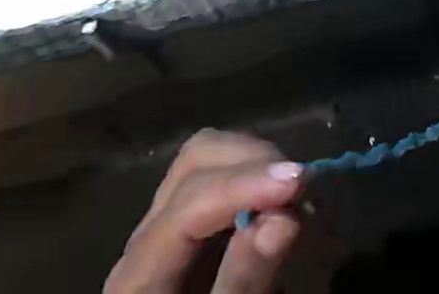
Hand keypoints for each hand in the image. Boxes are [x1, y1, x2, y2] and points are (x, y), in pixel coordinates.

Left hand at [104, 130, 303, 293]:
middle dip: (251, 162)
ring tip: (294, 193)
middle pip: (196, 160)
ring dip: (255, 163)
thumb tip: (287, 216)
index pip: (191, 202)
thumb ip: (245, 283)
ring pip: (207, 157)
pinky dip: (254, 175)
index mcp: (138, 275)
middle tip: (300, 188)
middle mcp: (146, 237)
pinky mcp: (188, 232)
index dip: (245, 184)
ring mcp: (164, 228)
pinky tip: (280, 200)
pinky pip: (219, 177)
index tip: (300, 180)